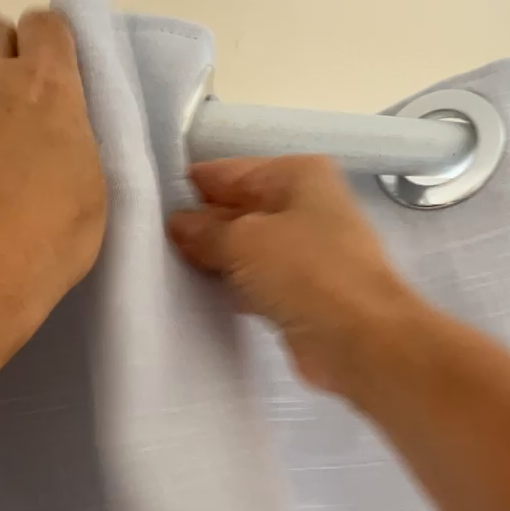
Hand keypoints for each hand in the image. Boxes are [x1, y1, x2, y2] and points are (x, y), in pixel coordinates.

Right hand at [166, 156, 422, 393]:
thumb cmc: (305, 272)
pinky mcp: (303, 293)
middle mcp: (305, 206)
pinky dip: (235, 287)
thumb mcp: (244, 240)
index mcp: (297, 175)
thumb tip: (179, 223)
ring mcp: (307, 252)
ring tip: (166, 266)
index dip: (191, 186)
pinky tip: (201, 295)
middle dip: (201, 224)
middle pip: (239, 208)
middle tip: (149, 239)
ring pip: (247, 248)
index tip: (148, 204)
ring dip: (216, 258)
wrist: (361, 339)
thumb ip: (206, 230)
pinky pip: (257, 281)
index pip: (230, 171)